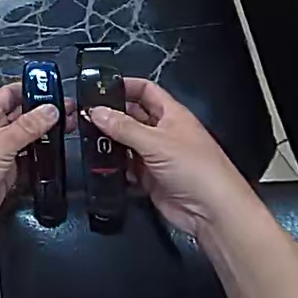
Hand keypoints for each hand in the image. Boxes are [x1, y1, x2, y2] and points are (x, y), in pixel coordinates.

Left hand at [0, 82, 57, 237]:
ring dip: (45, 132)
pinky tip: (55, 149)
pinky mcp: (7, 169)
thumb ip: (28, 126)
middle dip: (44, 111)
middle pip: (22, 113)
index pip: (11, 92)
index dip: (32, 88)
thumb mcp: (0, 142)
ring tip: (68, 126)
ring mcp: (0, 150)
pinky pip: (28, 156)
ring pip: (27, 135)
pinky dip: (41, 153)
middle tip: (67, 110)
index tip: (53, 88)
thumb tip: (50, 110)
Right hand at [86, 79, 260, 238]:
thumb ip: (124, 127)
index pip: (146, 90)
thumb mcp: (156, 142)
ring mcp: (156, 156)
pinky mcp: (150, 179)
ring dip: (111, 142)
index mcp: (172, 114)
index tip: (100, 88)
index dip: (125, 86)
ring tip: (85, 139)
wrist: (212, 212)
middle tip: (84, 115)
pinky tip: (99, 166)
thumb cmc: (194, 167)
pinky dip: (115, 167)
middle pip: (133, 116)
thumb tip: (97, 111)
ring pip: (127, 143)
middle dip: (112, 115)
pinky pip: (128, 167)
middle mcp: (164, 132)